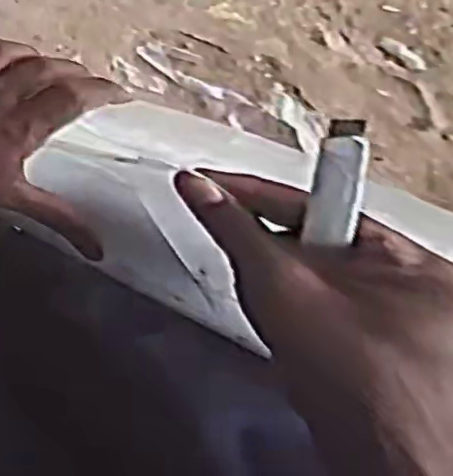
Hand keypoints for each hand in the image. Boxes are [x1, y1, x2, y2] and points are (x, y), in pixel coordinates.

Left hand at [0, 35, 127, 259]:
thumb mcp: (9, 196)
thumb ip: (56, 215)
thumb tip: (96, 246)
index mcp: (19, 124)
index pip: (71, 96)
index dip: (100, 89)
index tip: (116, 92)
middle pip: (42, 67)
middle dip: (70, 69)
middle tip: (81, 77)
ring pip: (2, 50)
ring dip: (25, 51)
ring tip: (37, 59)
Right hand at [176, 170, 452, 474]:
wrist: (379, 443)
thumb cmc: (358, 371)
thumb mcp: (275, 277)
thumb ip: (230, 223)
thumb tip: (198, 187)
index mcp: (422, 266)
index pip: (318, 203)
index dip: (253, 192)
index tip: (207, 182)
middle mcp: (427, 289)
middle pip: (319, 235)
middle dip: (269, 237)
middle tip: (236, 241)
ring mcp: (413, 319)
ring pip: (319, 266)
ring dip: (280, 269)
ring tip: (267, 291)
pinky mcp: (388, 340)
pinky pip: (325, 294)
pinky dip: (294, 295)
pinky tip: (285, 314)